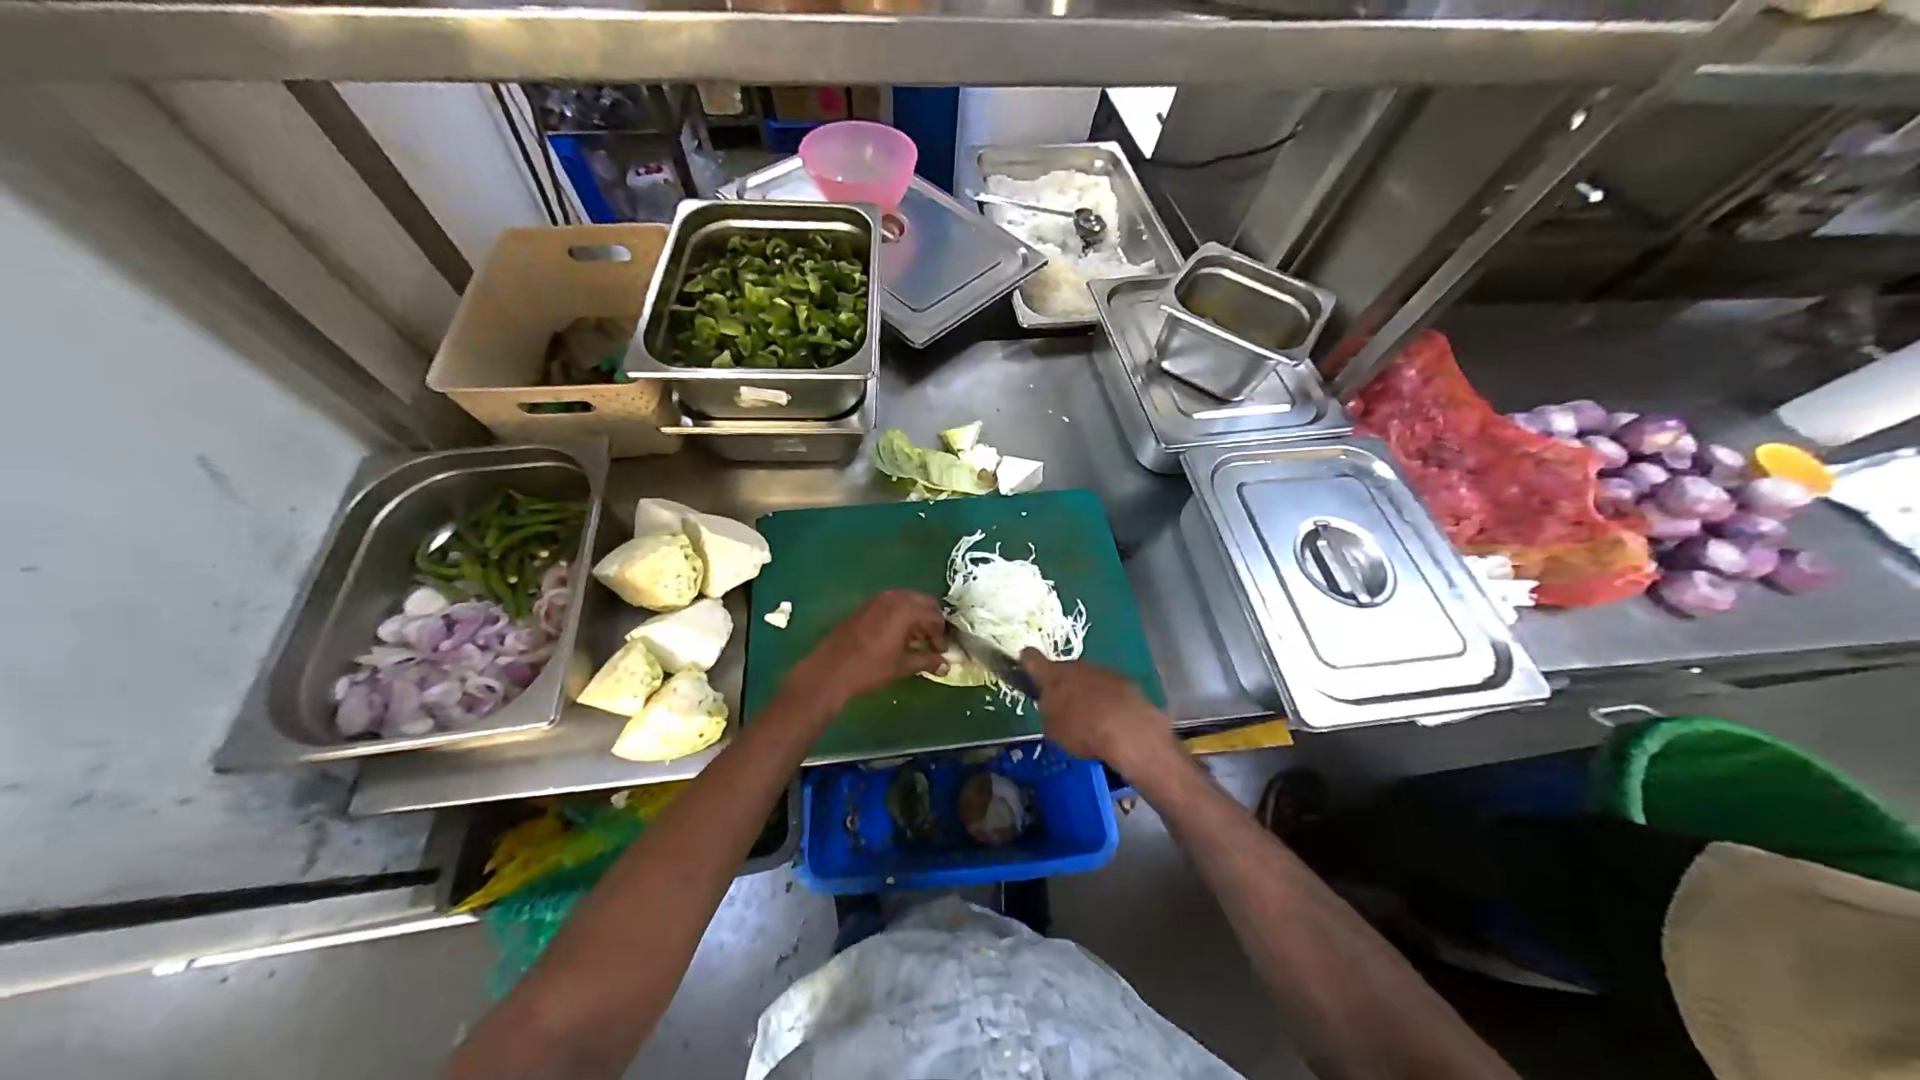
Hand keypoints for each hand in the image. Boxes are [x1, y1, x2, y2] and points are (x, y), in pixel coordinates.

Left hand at [785, 590, 948, 712]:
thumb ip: (927, 660)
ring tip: (916, 639)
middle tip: (932, 642)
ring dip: (916, 616)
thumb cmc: (870, 668)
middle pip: (924, 602)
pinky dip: (901, 614)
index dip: (941, 635)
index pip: (935, 616)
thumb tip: (945, 665)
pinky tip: (898, 635)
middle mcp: (894, 597)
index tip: (940, 652)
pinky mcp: (865, 605)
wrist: (830, 670)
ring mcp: (877, 599)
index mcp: (907, 609)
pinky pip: (892, 603)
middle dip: (931, 621)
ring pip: (907, 600)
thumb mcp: (903, 666)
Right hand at [1021, 652, 1176, 771]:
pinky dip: (1107, 700)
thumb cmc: (1080, 729)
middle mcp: (1075, 667)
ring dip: (1086, 693)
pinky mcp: (1124, 681)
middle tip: (1063, 707)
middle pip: (1063, 671)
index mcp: (1051, 676)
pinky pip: (1108, 688)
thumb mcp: (1052, 729)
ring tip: (1090, 718)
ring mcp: (1101, 671)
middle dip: (1062, 685)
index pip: (1031, 659)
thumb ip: (1049, 713)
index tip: (1024, 662)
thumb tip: (1055, 708)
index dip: (1027, 661)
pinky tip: (1111, 720)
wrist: (1126, 729)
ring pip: (1087, 679)